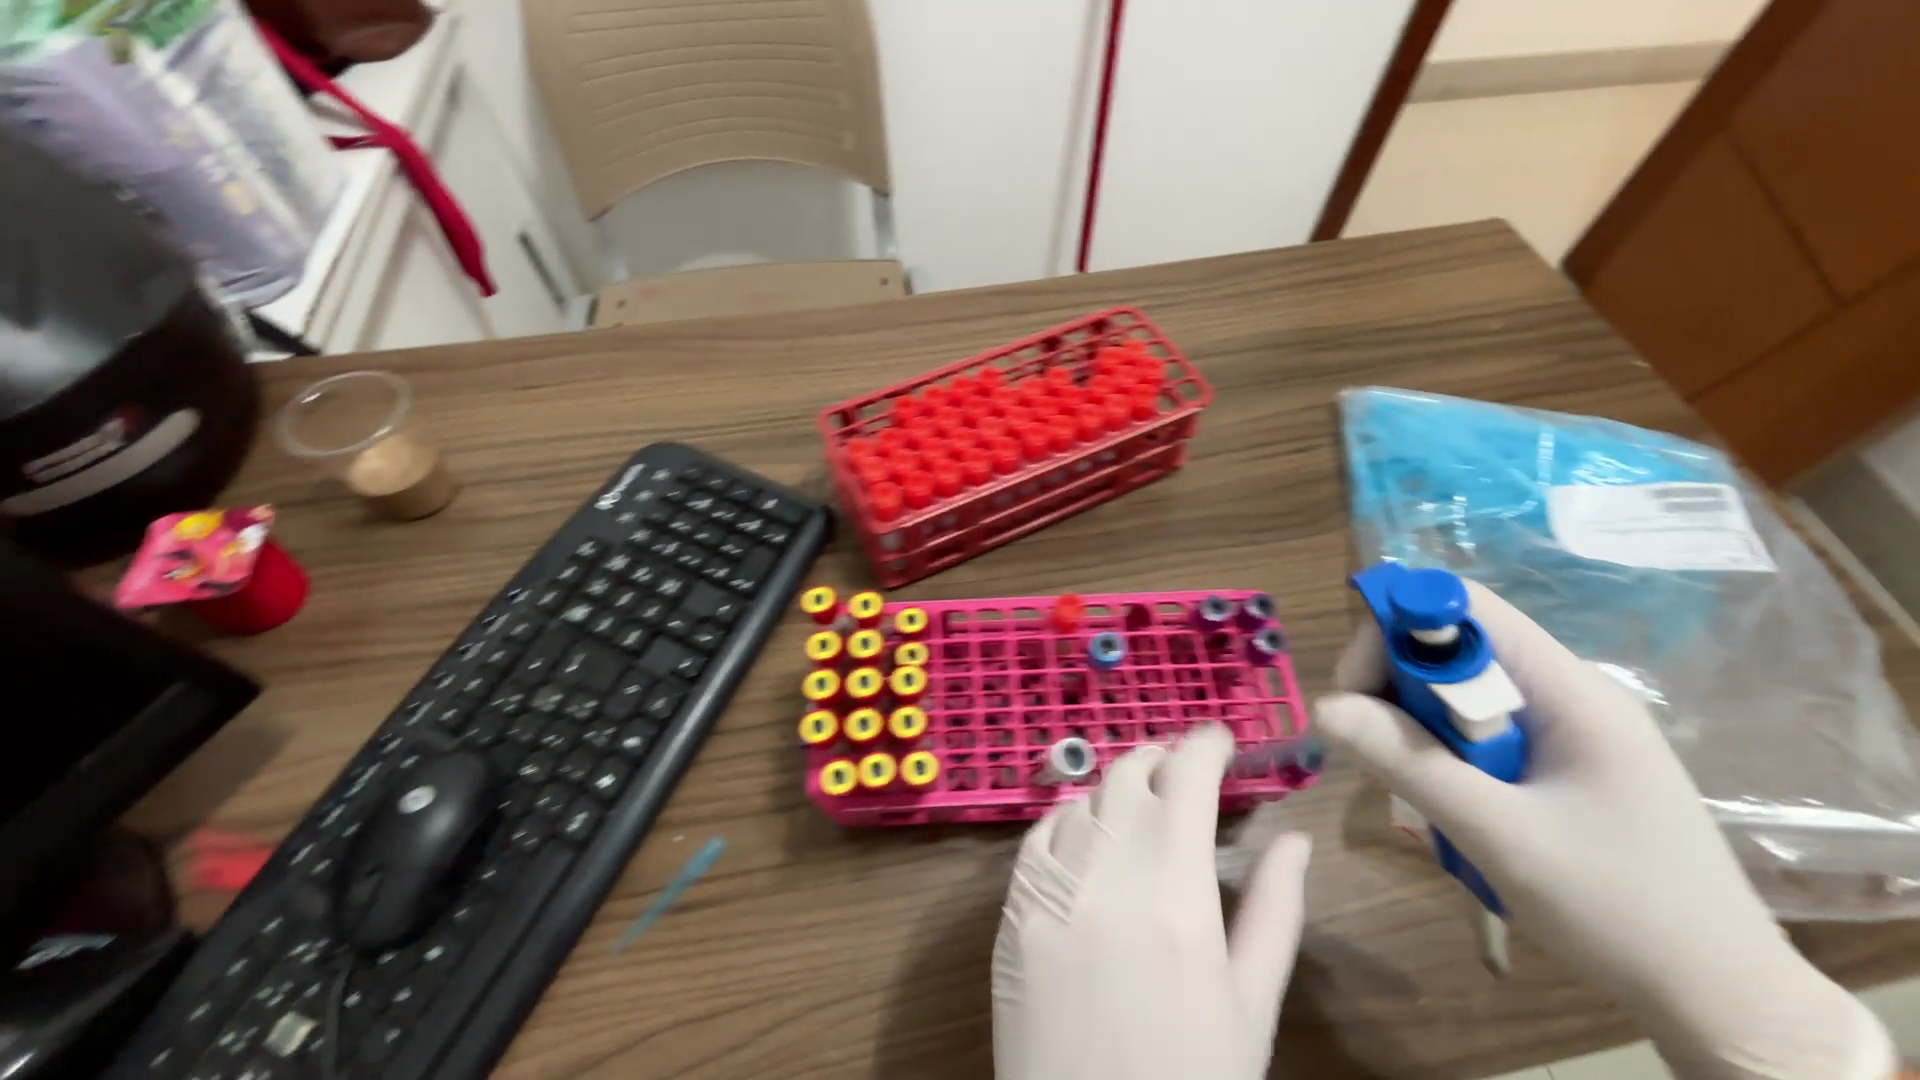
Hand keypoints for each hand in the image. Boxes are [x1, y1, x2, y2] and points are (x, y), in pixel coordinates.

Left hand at [991, 726, 1312, 1079]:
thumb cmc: (1193, 1075)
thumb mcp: (1252, 1003)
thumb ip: (1276, 910)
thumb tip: (1295, 837)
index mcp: (1176, 892)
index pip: (1187, 779)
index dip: (1205, 744)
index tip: (1220, 737)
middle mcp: (1107, 873)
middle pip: (1129, 775)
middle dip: (1162, 759)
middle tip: (1184, 770)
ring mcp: (1051, 889)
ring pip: (1082, 797)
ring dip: (1116, 786)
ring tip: (1141, 799)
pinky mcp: (1012, 911)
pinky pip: (1038, 836)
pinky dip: (1067, 819)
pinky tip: (1086, 833)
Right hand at [1315, 579, 1890, 1079]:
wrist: (1724, 998)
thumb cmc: (1620, 911)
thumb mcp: (1500, 836)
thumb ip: (1410, 763)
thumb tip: (1323, 707)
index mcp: (1570, 691)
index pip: (1463, 608)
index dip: (1395, 629)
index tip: (1355, 694)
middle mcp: (1569, 693)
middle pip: (1455, 647)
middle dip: (1397, 688)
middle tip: (1374, 754)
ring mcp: (1571, 729)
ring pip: (1462, 693)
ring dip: (1419, 730)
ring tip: (1420, 795)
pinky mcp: (1565, 763)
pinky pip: (1481, 732)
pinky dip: (1446, 757)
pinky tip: (1453, 808)